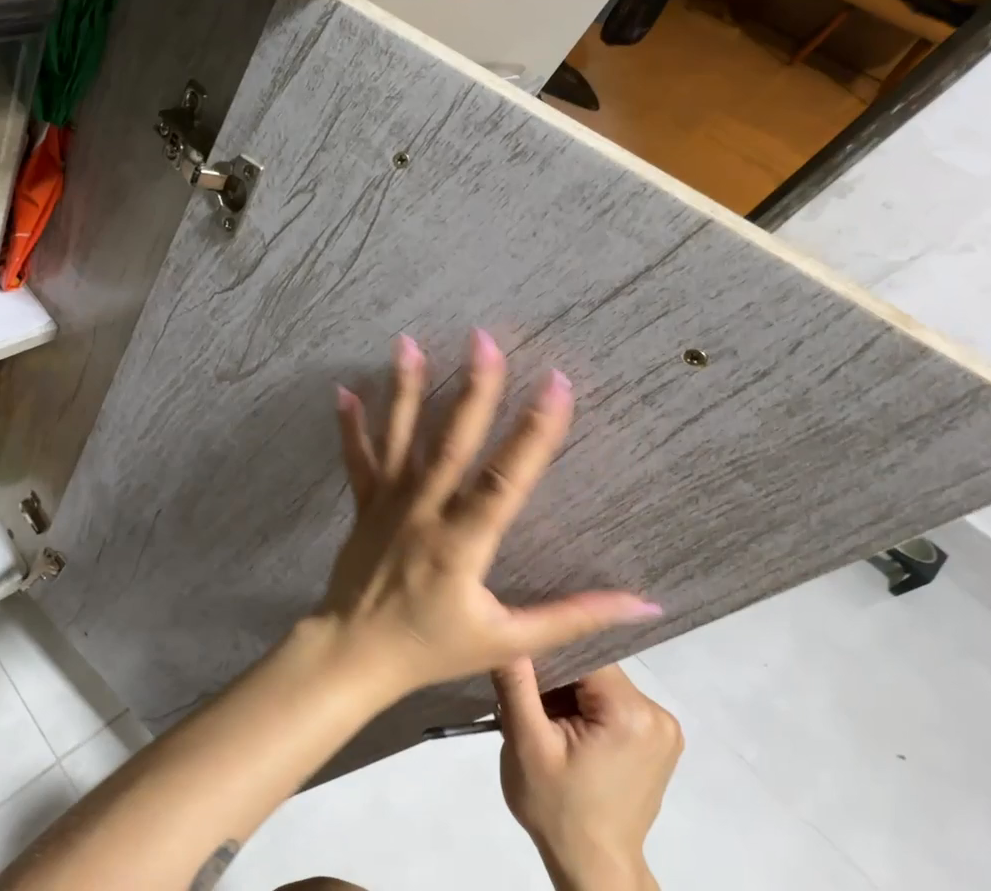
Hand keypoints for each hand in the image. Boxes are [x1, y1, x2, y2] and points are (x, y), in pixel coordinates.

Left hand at [313, 330, 660, 702]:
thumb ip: (572, 617)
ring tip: (406, 342)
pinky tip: (345, 389)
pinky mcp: (362, 508)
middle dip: (471, 389)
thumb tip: (645, 603)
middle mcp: (423, 512)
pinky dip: (350, 426)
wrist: (352, 651)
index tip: (557, 383)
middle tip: (482, 338)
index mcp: (463, 541)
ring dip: (404, 390)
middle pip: (451, 443)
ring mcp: (386, 505)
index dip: (534, 431)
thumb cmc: (431, 649)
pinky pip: (357, 460)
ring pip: (398, 440)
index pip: (505, 478)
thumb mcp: (508, 641)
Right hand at [495, 660, 680, 890]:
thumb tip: (508, 633)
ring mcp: (663, 730)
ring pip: (599, 686)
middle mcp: (658, 714)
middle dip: (554, 678)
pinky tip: (561, 731)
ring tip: (540, 719)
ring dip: (567, 695)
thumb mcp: (525, 741)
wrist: (591, 861)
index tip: (514, 662)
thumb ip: (516, 682)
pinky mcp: (657, 743)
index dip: (544, 654)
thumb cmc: (557, 804)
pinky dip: (583, 710)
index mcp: (631, 712)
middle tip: (522, 700)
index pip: (581, 654)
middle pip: (592, 669)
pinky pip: (611, 705)